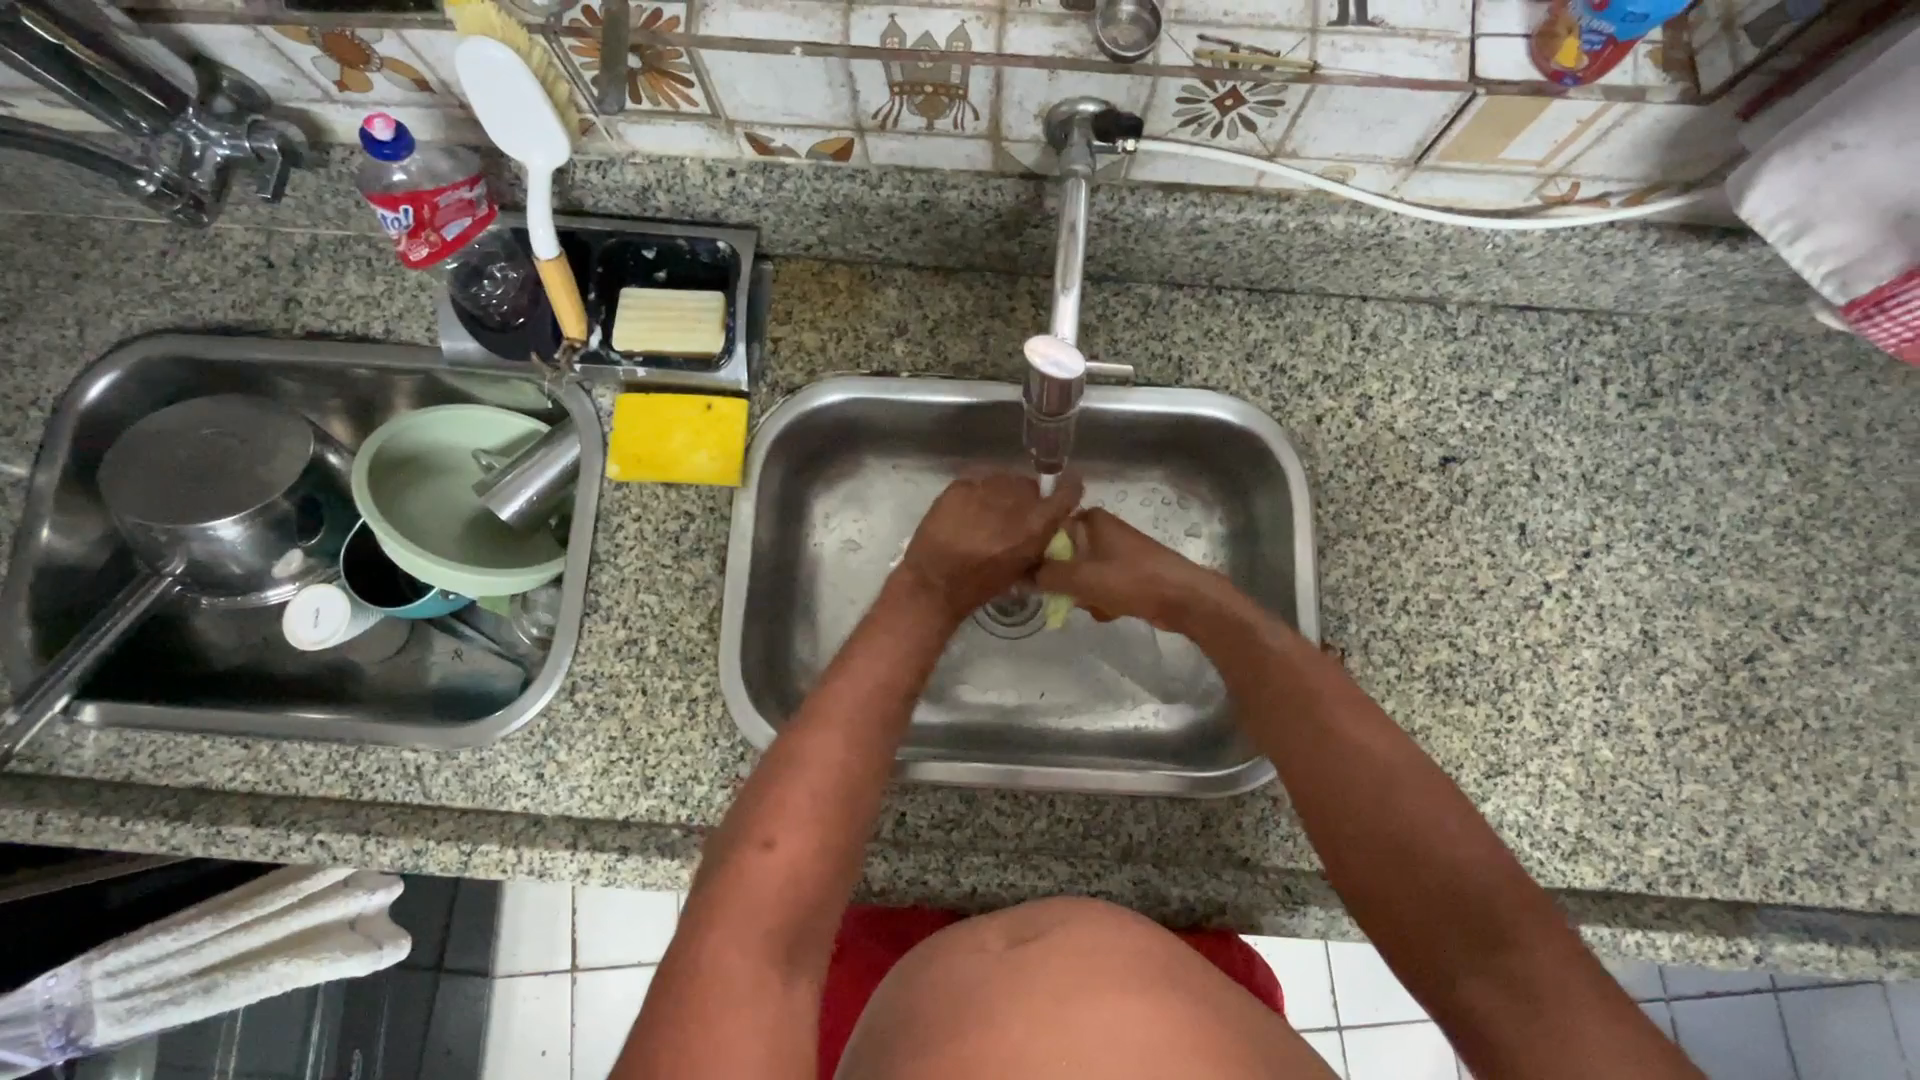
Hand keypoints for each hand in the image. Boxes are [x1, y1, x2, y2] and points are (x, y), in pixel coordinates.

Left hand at [897, 471, 1083, 622]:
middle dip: (1026, 498)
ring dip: (1001, 494)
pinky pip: (978, 481)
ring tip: (986, 513)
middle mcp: (1015, 501)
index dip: (1068, 489)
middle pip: (1031, 485)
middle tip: (1012, 515)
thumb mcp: (1023, 567)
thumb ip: (1039, 540)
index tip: (1065, 491)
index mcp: (1036, 526)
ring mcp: (985, 489)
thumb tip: (1047, 525)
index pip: (1067, 492)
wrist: (935, 582)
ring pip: (1004, 480)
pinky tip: (967, 512)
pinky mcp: (959, 485)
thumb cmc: (981, 584)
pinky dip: (977, 493)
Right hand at [1033, 508, 1228, 632]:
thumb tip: (1017, 577)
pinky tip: (1110, 612)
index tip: (1029, 576)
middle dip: (1064, 580)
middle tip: (1066, 597)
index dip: (1036, 554)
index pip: (1048, 530)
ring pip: (1081, 574)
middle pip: (1063, 556)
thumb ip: (1045, 576)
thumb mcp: (1081, 578)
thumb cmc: (1131, 579)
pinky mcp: (1127, 572)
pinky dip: (1101, 599)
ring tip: (1094, 606)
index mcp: (1090, 519)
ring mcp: (1116, 552)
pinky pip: (1100, 585)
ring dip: (1083, 594)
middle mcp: (1102, 530)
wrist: (1183, 598)